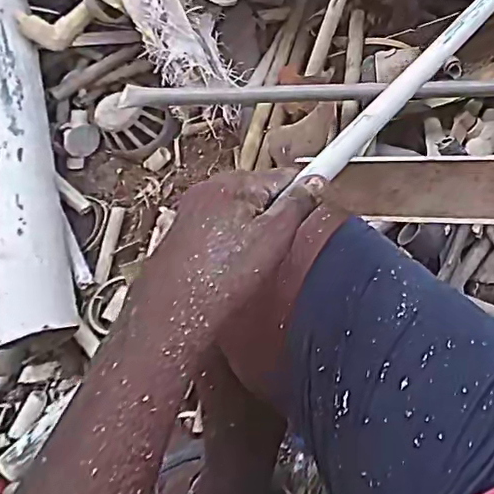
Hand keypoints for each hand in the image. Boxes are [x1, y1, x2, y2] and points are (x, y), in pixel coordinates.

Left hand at [128, 170, 321, 341]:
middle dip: (276, 215)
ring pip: (241, 212)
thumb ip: (297, 204)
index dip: (305, 191)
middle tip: (280, 245)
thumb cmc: (217, 280)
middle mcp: (207, 190)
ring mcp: (192, 211)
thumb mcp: (274, 238)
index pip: (284, 175)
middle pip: (261, 192)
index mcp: (232, 183)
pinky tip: (231, 268)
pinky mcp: (182, 233)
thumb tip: (313, 182)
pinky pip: (220, 228)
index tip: (321, 196)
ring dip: (253, 230)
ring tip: (251, 263)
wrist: (171, 318)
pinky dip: (230, 243)